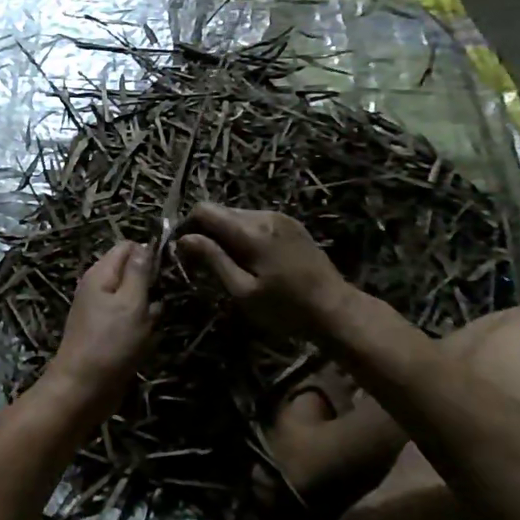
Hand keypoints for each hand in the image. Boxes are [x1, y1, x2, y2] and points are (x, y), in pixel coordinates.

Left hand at [48, 242, 157, 408]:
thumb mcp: (131, 303)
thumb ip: (139, 272)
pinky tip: (147, 339)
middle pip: (131, 271)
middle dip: (150, 284)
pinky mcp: (105, 332)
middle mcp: (98, 287)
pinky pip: (128, 319)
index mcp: (101, 273)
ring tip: (153, 324)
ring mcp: (100, 310)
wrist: (82, 391)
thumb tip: (146, 245)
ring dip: (147, 309)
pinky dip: (140, 326)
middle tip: (162, 301)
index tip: (167, 271)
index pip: (128, 246)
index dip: (149, 254)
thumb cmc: (110, 343)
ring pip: (133, 298)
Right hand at [175, 204, 351, 337]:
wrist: (335, 308)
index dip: (189, 226)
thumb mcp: (243, 292)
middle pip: (221, 211)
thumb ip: (213, 260)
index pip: (205, 210)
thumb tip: (184, 238)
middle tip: (207, 263)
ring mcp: (280, 217)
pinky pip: (256, 220)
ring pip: (238, 214)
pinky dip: (245, 233)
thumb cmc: (286, 308)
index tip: (186, 251)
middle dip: (208, 231)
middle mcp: (264, 215)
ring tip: (231, 264)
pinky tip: (253, 259)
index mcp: (250, 231)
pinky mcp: (290, 223)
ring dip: (227, 233)